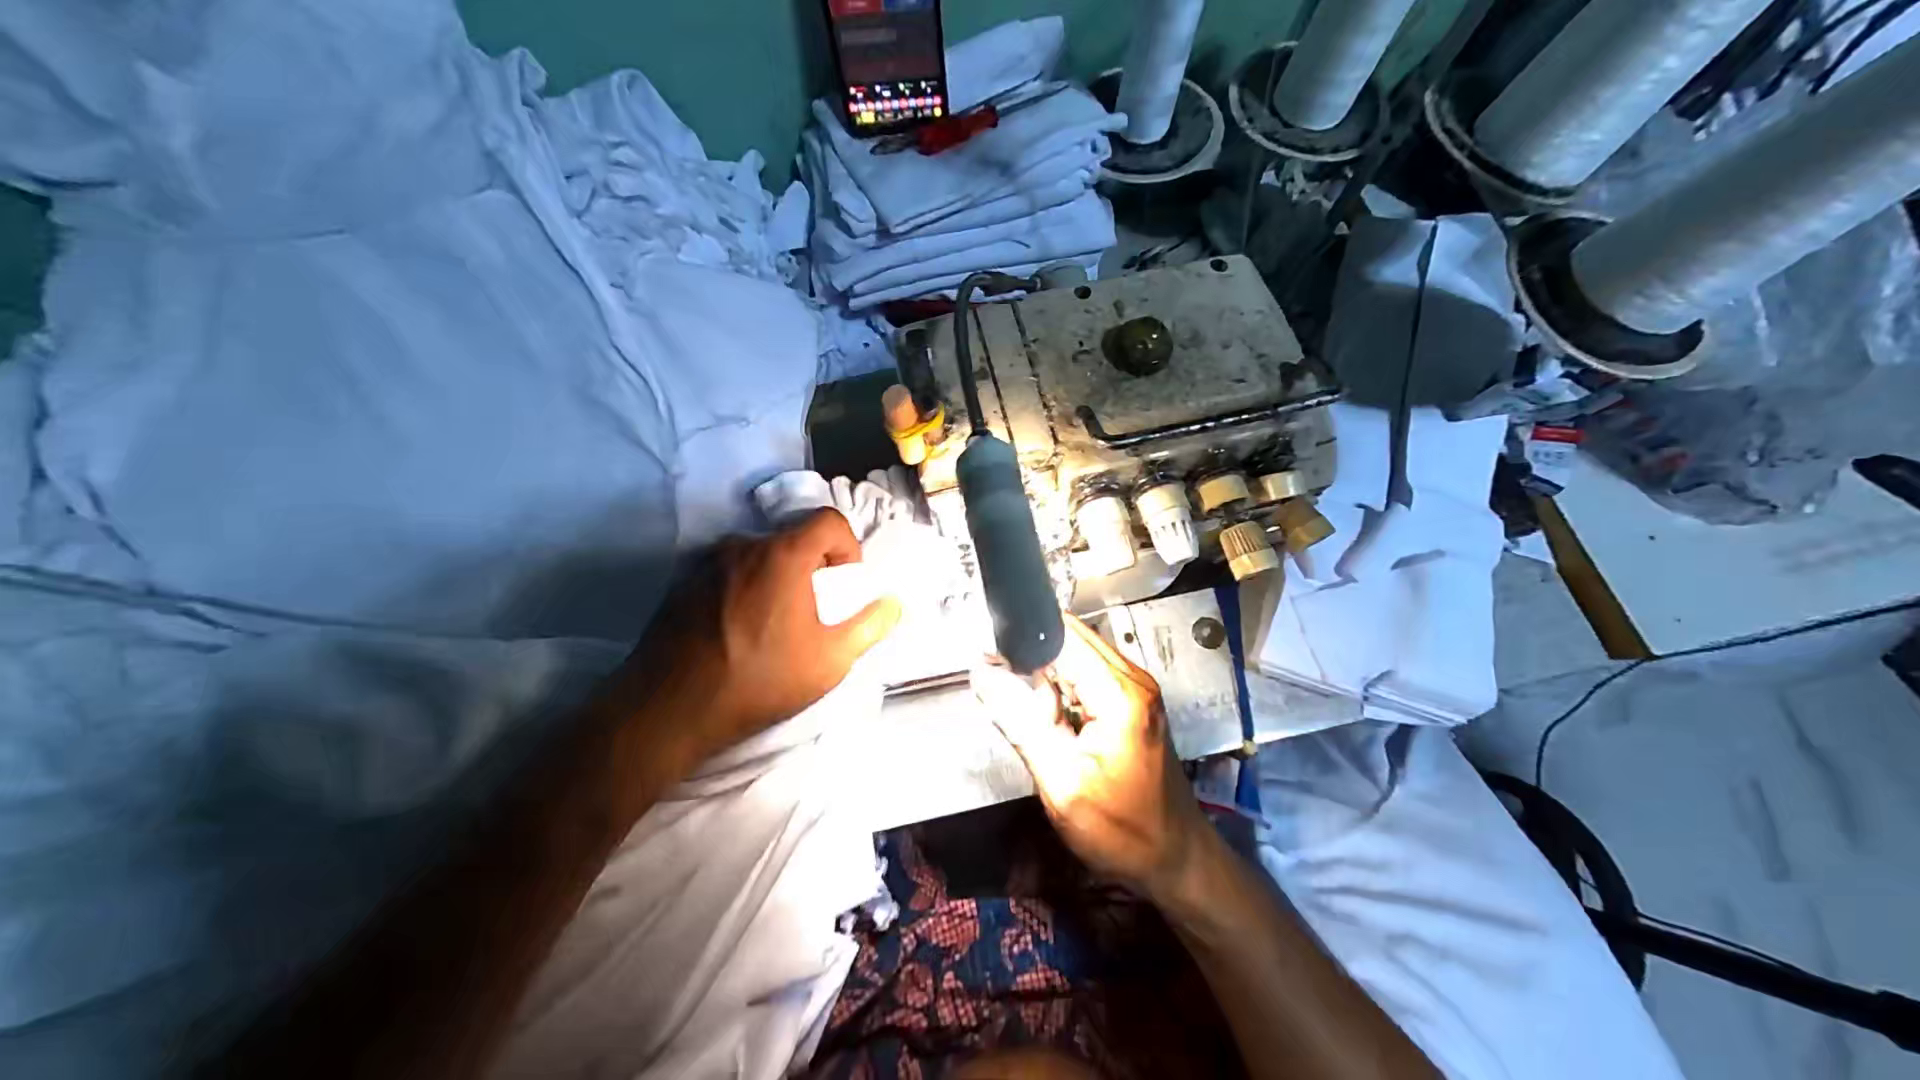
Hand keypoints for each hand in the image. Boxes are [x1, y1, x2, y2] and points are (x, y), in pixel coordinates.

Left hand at [621, 508, 900, 764]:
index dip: (847, 547)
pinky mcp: (681, 585)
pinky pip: (727, 573)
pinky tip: (737, 632)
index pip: (828, 520)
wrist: (669, 709)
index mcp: (782, 555)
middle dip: (811, 567)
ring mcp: (705, 563)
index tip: (843, 585)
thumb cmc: (759, 681)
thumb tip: (892, 604)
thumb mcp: (829, 661)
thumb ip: (868, 626)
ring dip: (775, 578)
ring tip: (773, 625)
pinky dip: (743, 590)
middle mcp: (742, 546)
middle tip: (812, 610)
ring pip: (758, 557)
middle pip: (792, 539)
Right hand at [972, 614, 1211, 900]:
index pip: (1060, 635)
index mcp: (1119, 693)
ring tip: (1034, 716)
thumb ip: (1020, 722)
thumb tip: (983, 674)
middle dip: (1031, 656)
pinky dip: (1062, 687)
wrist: (1175, 858)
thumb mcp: (1061, 783)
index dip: (1021, 641)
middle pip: (1069, 637)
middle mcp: (1132, 678)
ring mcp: (1135, 688)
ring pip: (1076, 654)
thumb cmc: (1122, 830)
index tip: (991, 662)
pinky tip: (1054, 723)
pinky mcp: (1131, 701)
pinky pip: (1087, 674)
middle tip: (1007, 693)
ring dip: (1046, 673)